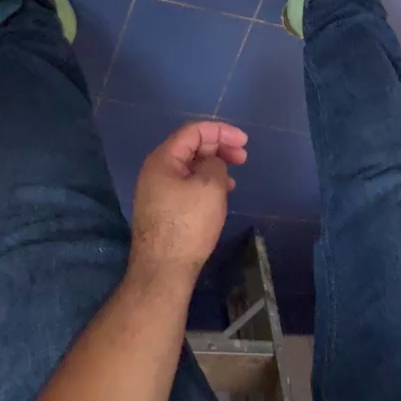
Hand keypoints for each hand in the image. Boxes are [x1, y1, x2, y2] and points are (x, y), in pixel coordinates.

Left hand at [130, 120, 247, 279]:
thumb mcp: (210, 186)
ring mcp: (157, 190)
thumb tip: (211, 164)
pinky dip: (206, 181)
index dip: (222, 131)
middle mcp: (156, 170)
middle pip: (191, 146)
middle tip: (243, 157)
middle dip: (219, 146)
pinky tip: (220, 193)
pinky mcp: (163, 207)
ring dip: (214, 165)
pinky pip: (187, 183)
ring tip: (234, 176)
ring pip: (190, 166)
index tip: (244, 141)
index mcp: (163, 158)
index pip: (194, 130)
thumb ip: (215, 163)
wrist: (163, 269)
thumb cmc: (188, 224)